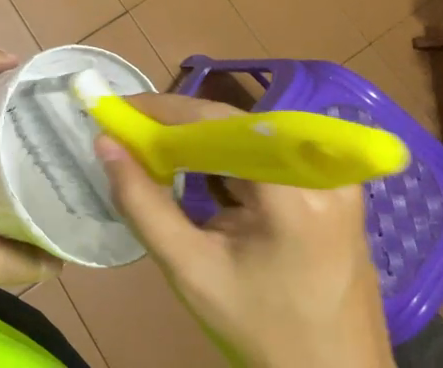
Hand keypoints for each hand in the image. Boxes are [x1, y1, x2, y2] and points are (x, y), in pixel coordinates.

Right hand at [97, 94, 394, 367]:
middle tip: (133, 135)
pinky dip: (230, 160)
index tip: (118, 112)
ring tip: (158, 153)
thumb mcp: (191, 271)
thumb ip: (142, 204)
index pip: (219, 122)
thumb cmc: (261, 332)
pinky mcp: (336, 195)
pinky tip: (200, 175)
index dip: (164, 110)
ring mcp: (336, 184)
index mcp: (295, 193)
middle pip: (237, 128)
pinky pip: (272, 158)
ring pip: (253, 139)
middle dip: (180, 127)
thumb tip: (105, 144)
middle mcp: (324, 175)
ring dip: (203, 142)